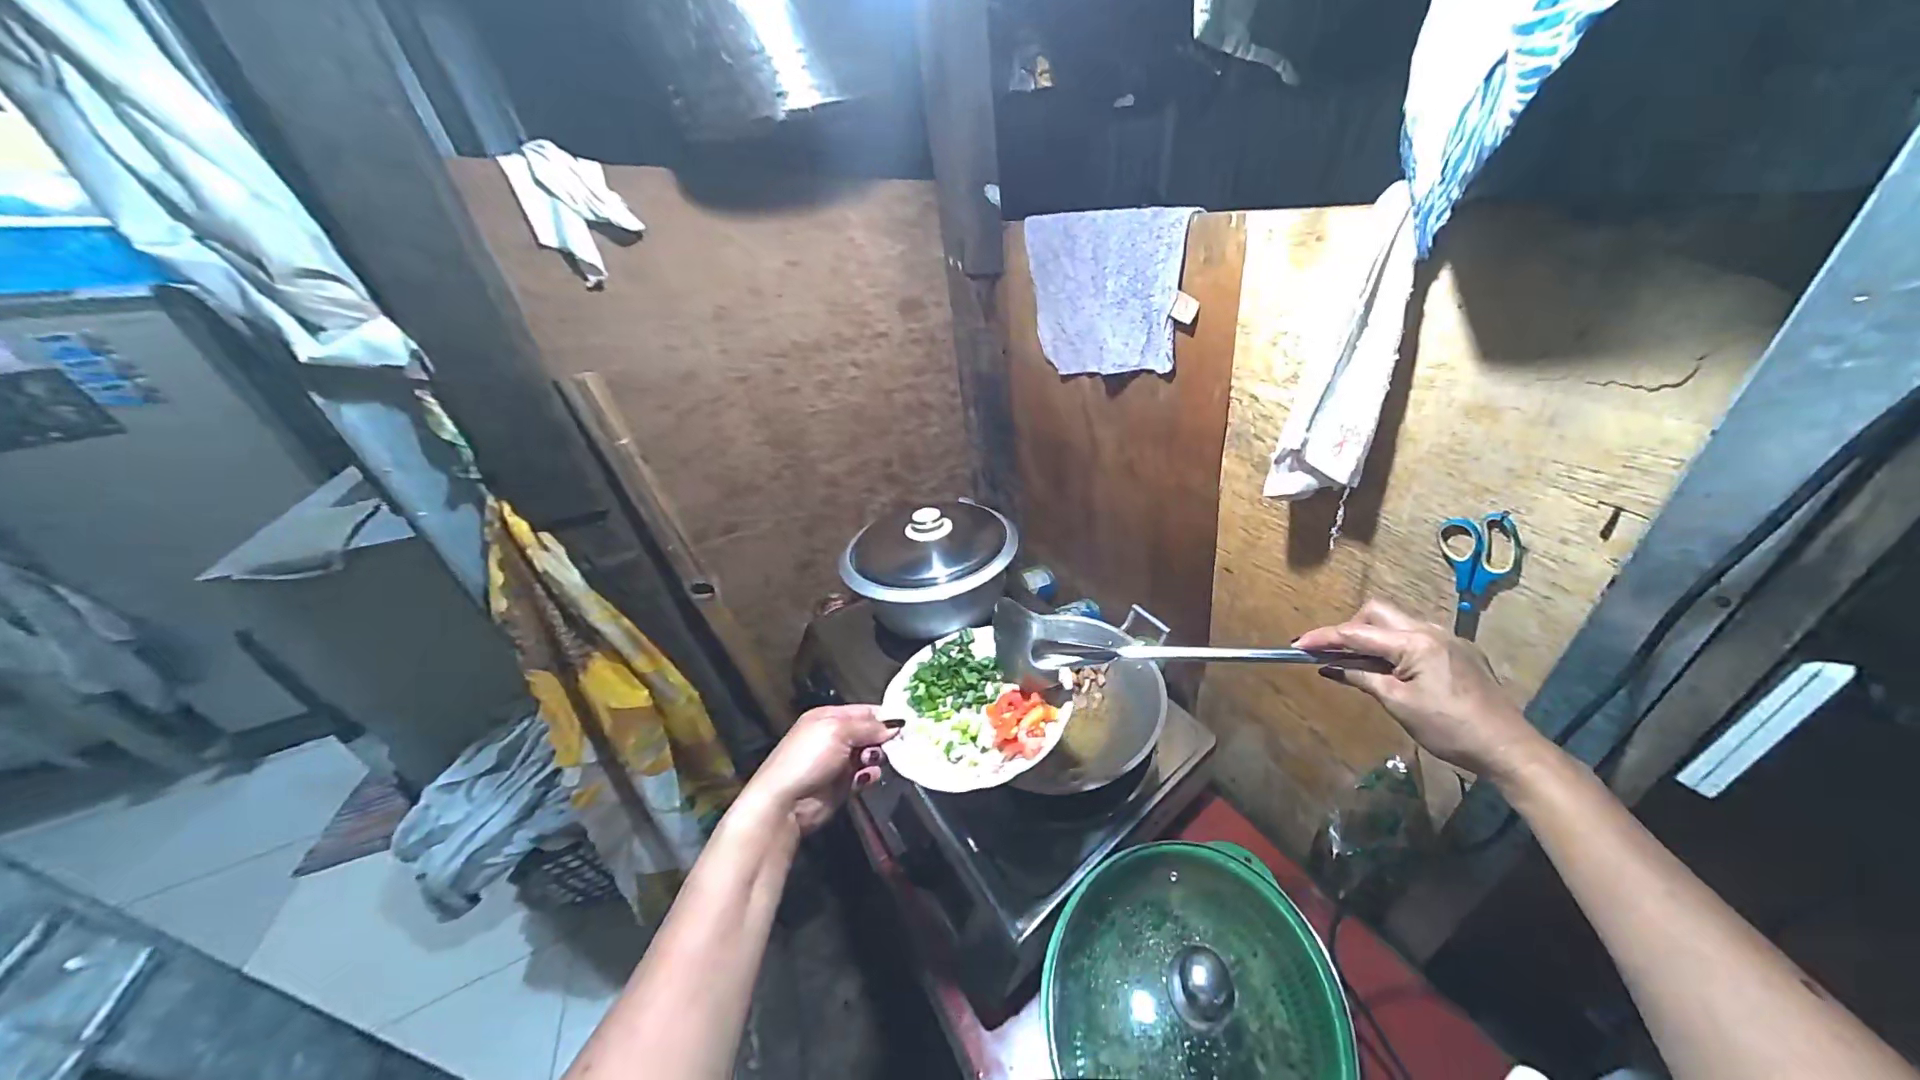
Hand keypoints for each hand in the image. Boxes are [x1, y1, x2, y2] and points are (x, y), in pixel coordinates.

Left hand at [740, 704, 895, 833]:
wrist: (785, 803)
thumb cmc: (808, 758)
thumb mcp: (837, 731)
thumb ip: (868, 727)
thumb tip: (895, 725)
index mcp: (829, 717)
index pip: (865, 711)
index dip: (885, 716)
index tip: (906, 723)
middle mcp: (835, 736)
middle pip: (870, 732)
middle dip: (883, 738)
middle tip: (894, 745)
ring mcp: (839, 761)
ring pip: (871, 754)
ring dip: (877, 757)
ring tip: (871, 762)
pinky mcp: (843, 784)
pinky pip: (865, 775)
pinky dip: (869, 775)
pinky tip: (867, 778)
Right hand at [1295, 599, 1545, 781]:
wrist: (1509, 748)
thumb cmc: (1449, 729)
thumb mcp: (1397, 704)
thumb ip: (1361, 678)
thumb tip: (1330, 667)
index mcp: (1415, 642)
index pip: (1357, 632)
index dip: (1324, 637)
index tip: (1298, 644)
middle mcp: (1432, 631)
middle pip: (1377, 613)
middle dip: (1349, 628)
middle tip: (1333, 653)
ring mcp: (1448, 639)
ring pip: (1396, 623)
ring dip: (1372, 637)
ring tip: (1357, 664)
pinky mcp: (1459, 652)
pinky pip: (1415, 636)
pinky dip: (1393, 646)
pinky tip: (1389, 670)